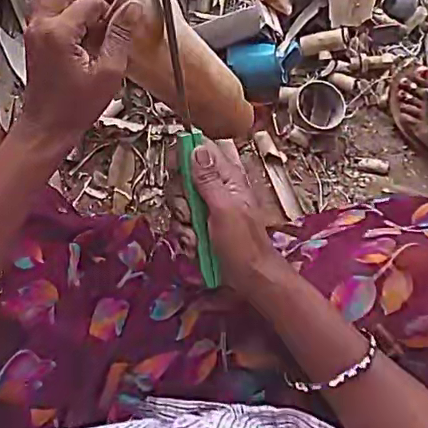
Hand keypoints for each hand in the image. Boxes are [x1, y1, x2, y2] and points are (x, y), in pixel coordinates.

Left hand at [18, 0, 141, 142]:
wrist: (47, 125)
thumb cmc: (73, 106)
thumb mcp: (108, 72)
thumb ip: (120, 35)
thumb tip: (132, 8)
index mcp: (60, 33)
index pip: (91, 0)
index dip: (111, 4)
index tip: (123, 10)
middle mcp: (42, 25)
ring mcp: (34, 29)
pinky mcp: (34, 35)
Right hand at [189, 140, 290, 297]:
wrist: (249, 279)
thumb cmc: (243, 245)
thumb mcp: (223, 209)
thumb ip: (208, 179)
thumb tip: (196, 148)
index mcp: (228, 177)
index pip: (202, 150)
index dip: (185, 155)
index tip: (178, 173)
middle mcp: (216, 189)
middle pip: (183, 179)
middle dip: (181, 198)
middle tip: (190, 213)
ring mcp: (208, 209)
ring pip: (180, 203)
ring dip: (183, 222)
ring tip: (196, 235)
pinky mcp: (201, 227)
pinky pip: (182, 223)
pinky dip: (185, 236)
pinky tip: (195, 246)